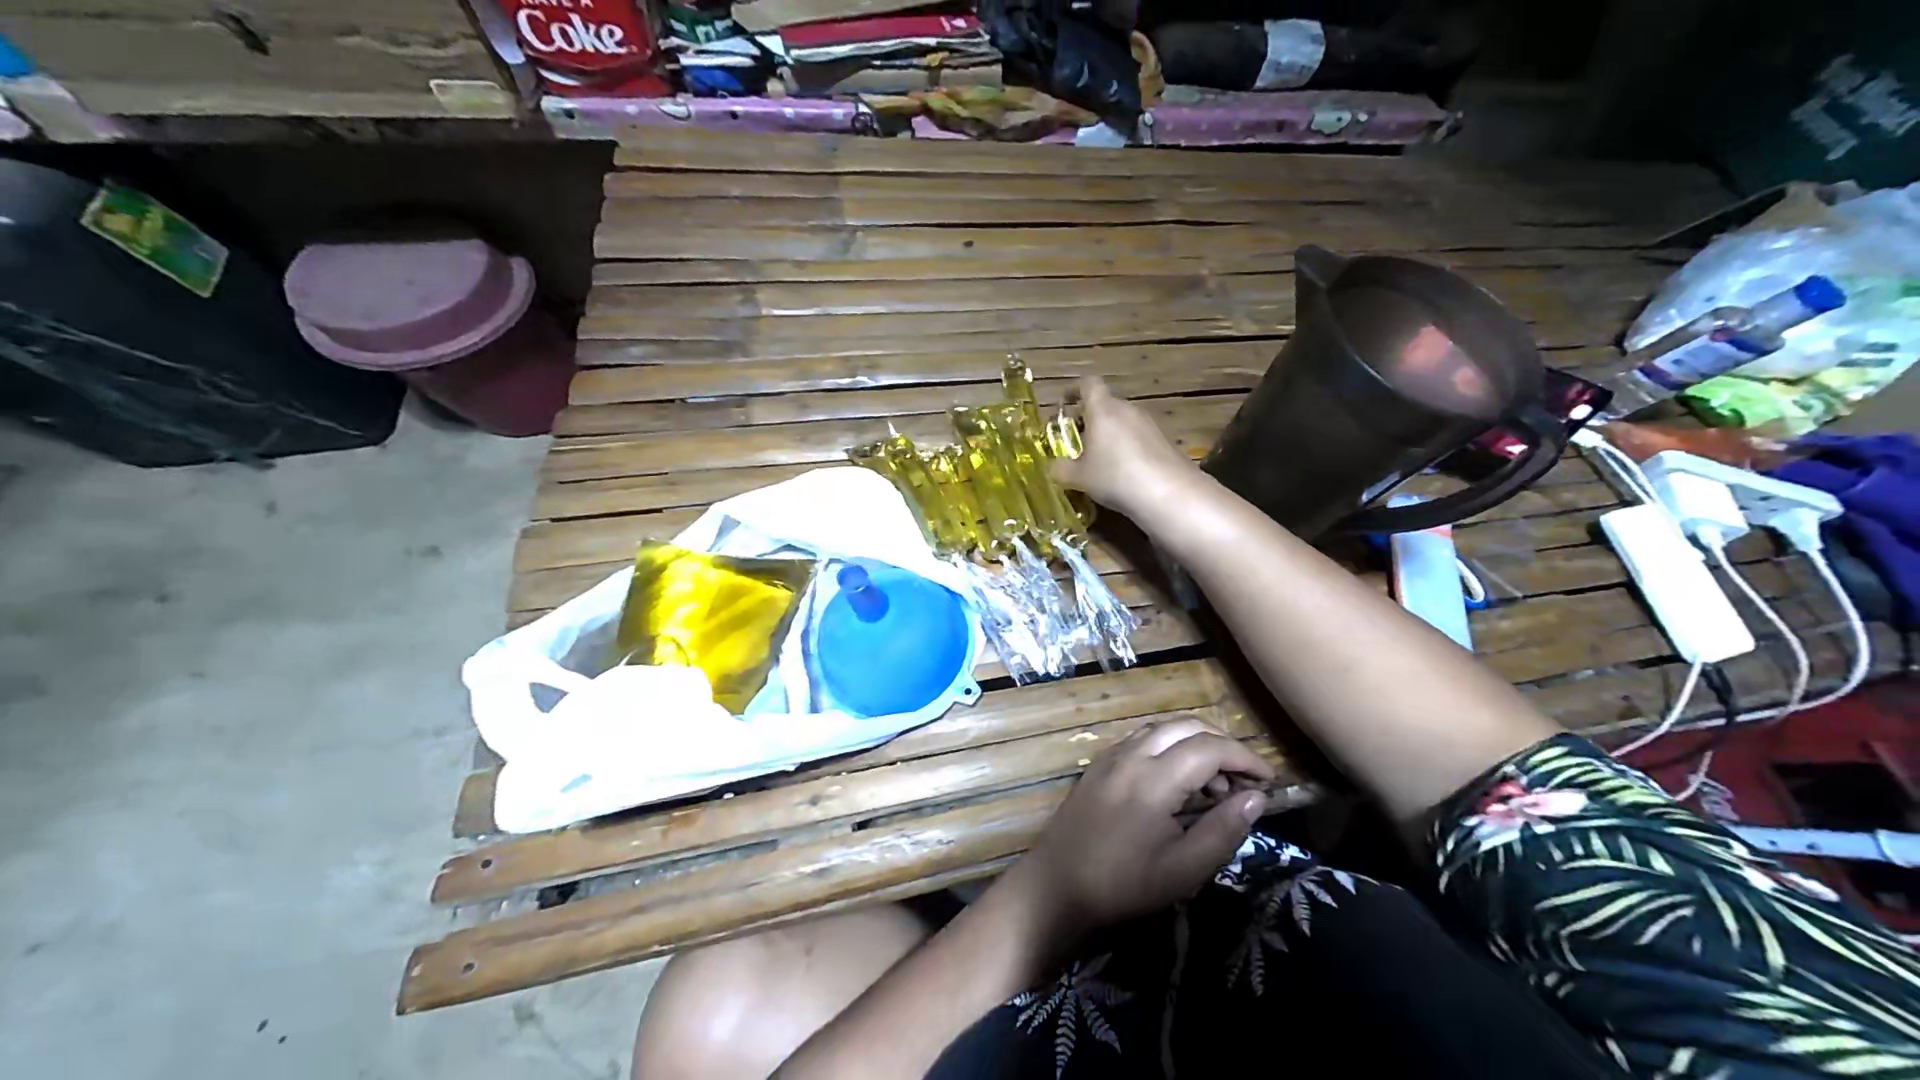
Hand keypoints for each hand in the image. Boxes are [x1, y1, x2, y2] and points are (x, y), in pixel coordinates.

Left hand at [1001, 717, 1273, 934]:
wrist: (1056, 885)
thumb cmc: (1123, 884)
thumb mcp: (1184, 869)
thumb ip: (1224, 830)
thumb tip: (1256, 797)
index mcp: (1154, 778)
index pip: (1210, 748)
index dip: (1245, 758)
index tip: (1269, 781)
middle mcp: (1131, 755)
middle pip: (1186, 726)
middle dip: (1222, 743)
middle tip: (1243, 779)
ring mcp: (1110, 756)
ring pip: (1162, 729)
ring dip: (1194, 743)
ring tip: (1213, 785)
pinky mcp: (1098, 765)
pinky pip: (1141, 739)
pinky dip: (1168, 746)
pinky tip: (1176, 781)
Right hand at [1050, 375, 1202, 518]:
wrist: (1168, 492)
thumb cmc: (1114, 476)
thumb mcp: (1078, 477)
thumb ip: (1061, 469)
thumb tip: (1052, 466)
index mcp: (1103, 409)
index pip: (1088, 384)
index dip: (1074, 390)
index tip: (1065, 403)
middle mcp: (1127, 409)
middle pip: (1106, 405)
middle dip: (1090, 420)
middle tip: (1078, 442)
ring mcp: (1150, 423)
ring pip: (1123, 422)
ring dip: (1110, 435)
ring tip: (1101, 462)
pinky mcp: (1165, 440)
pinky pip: (1139, 437)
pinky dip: (1128, 448)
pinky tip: (1125, 473)